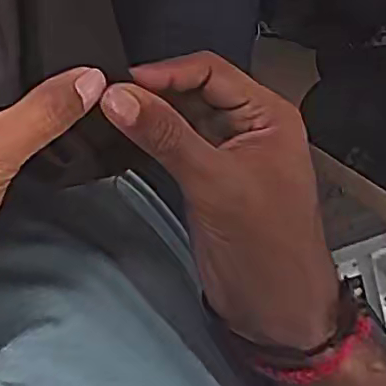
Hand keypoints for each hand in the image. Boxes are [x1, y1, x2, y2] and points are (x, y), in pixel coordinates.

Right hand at [100, 52, 342, 350]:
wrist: (275, 314)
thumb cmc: (271, 252)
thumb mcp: (214, 182)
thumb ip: (165, 135)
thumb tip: (120, 97)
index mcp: (267, 115)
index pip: (209, 70)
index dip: (165, 73)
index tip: (122, 82)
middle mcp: (247, 125)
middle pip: (191, 88)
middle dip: (152, 90)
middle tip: (110, 96)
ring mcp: (224, 149)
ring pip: (179, 113)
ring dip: (147, 111)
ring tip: (111, 111)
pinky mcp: (204, 172)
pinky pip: (172, 139)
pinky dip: (148, 134)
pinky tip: (125, 134)